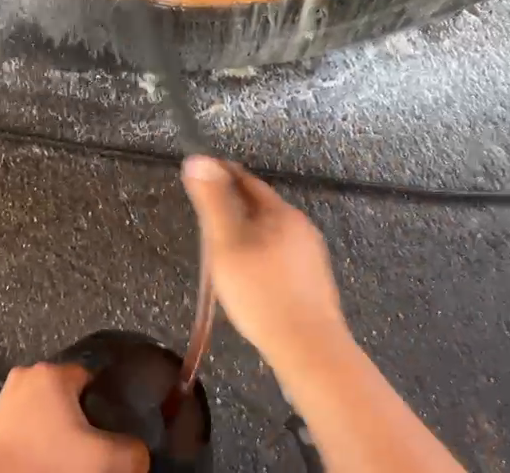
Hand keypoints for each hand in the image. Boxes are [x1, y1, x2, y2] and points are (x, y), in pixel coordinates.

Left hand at [0, 362, 147, 472]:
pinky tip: (47, 461)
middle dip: (81, 420)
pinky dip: (39, 440)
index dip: (106, 406)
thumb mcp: (105, 460)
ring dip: (59, 432)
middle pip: (68, 396)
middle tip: (92, 449)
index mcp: (51, 373)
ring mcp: (6, 398)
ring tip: (69, 458)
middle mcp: (26, 375)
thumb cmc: (50, 465)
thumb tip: (137, 451)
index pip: (92, 379)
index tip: (111, 431)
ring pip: (47, 412)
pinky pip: (28, 425)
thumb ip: (133, 450)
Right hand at [181, 155, 348, 374]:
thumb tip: (197, 159)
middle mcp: (301, 229)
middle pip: (259, 206)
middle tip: (205, 215)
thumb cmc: (261, 292)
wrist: (309, 350)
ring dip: (245, 231)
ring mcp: (310, 257)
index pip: (246, 180)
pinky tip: (248, 275)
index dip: (221, 174)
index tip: (199, 175)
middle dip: (232, 205)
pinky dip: (258, 254)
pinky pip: (278, 255)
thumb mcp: (226, 242)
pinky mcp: (313, 282)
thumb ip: (212, 200)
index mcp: (281, 213)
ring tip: (221, 247)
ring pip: (269, 232)